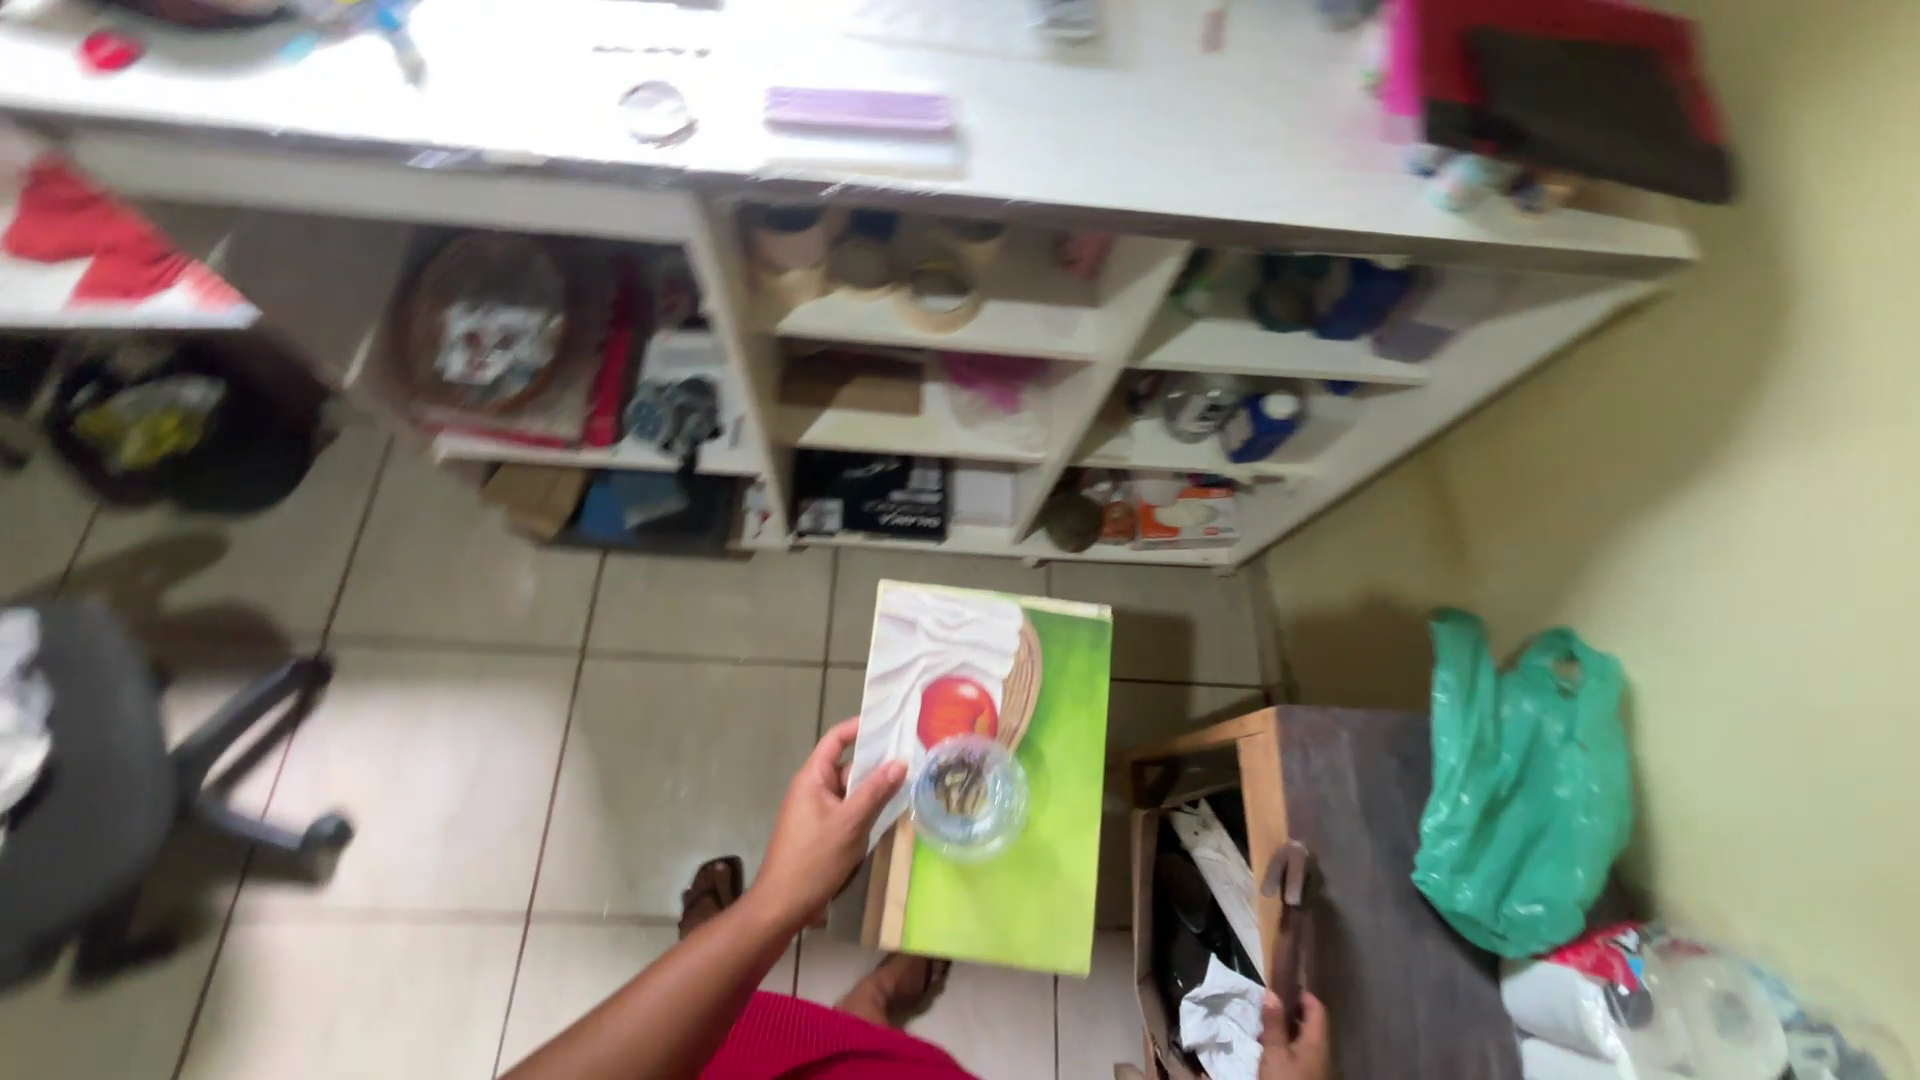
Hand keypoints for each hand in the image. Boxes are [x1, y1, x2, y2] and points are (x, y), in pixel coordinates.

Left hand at [750, 718, 905, 930]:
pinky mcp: (821, 831)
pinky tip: (888, 815)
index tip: (889, 723)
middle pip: (847, 765)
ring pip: (850, 790)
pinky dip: (865, 809)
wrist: (781, 906)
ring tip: (907, 784)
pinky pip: (847, 810)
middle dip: (875, 762)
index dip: (859, 728)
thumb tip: (900, 761)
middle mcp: (812, 788)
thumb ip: (875, 791)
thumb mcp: (849, 823)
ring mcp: (816, 811)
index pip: (836, 740)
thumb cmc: (813, 859)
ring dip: (873, 789)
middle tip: (910, 758)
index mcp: (812, 778)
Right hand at [1258, 991, 1328, 1079]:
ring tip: (1265, 1027)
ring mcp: (1318, 1068)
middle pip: (1312, 1024)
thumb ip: (1273, 1023)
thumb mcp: (1274, 1052)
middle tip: (1268, 1006)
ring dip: (1287, 1030)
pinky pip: (1301, 1055)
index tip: (1281, 986)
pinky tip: (1271, 1051)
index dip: (1302, 994)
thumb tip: (1271, 992)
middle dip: (1291, 1011)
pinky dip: (1287, 1046)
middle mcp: (1322, 1052)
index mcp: (1317, 1042)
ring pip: (1305, 1040)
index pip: (1317, 1008)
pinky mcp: (1310, 1079)